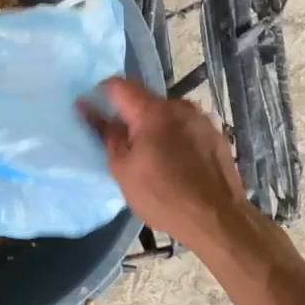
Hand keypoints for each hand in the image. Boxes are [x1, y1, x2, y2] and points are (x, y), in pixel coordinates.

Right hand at [81, 77, 253, 244]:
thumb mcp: (123, 169)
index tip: (91, 113)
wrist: (217, 218)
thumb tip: (88, 109)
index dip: (100, 95)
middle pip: (144, 101)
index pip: (118, 86)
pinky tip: (173, 163)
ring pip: (166, 115)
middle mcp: (179, 106)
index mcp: (153, 111)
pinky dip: (172, 138)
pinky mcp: (216, 134)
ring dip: (152, 128)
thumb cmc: (162, 195)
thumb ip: (106, 134)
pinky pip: (184, 127)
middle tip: (120, 145)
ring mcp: (201, 119)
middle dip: (129, 117)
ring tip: (149, 157)